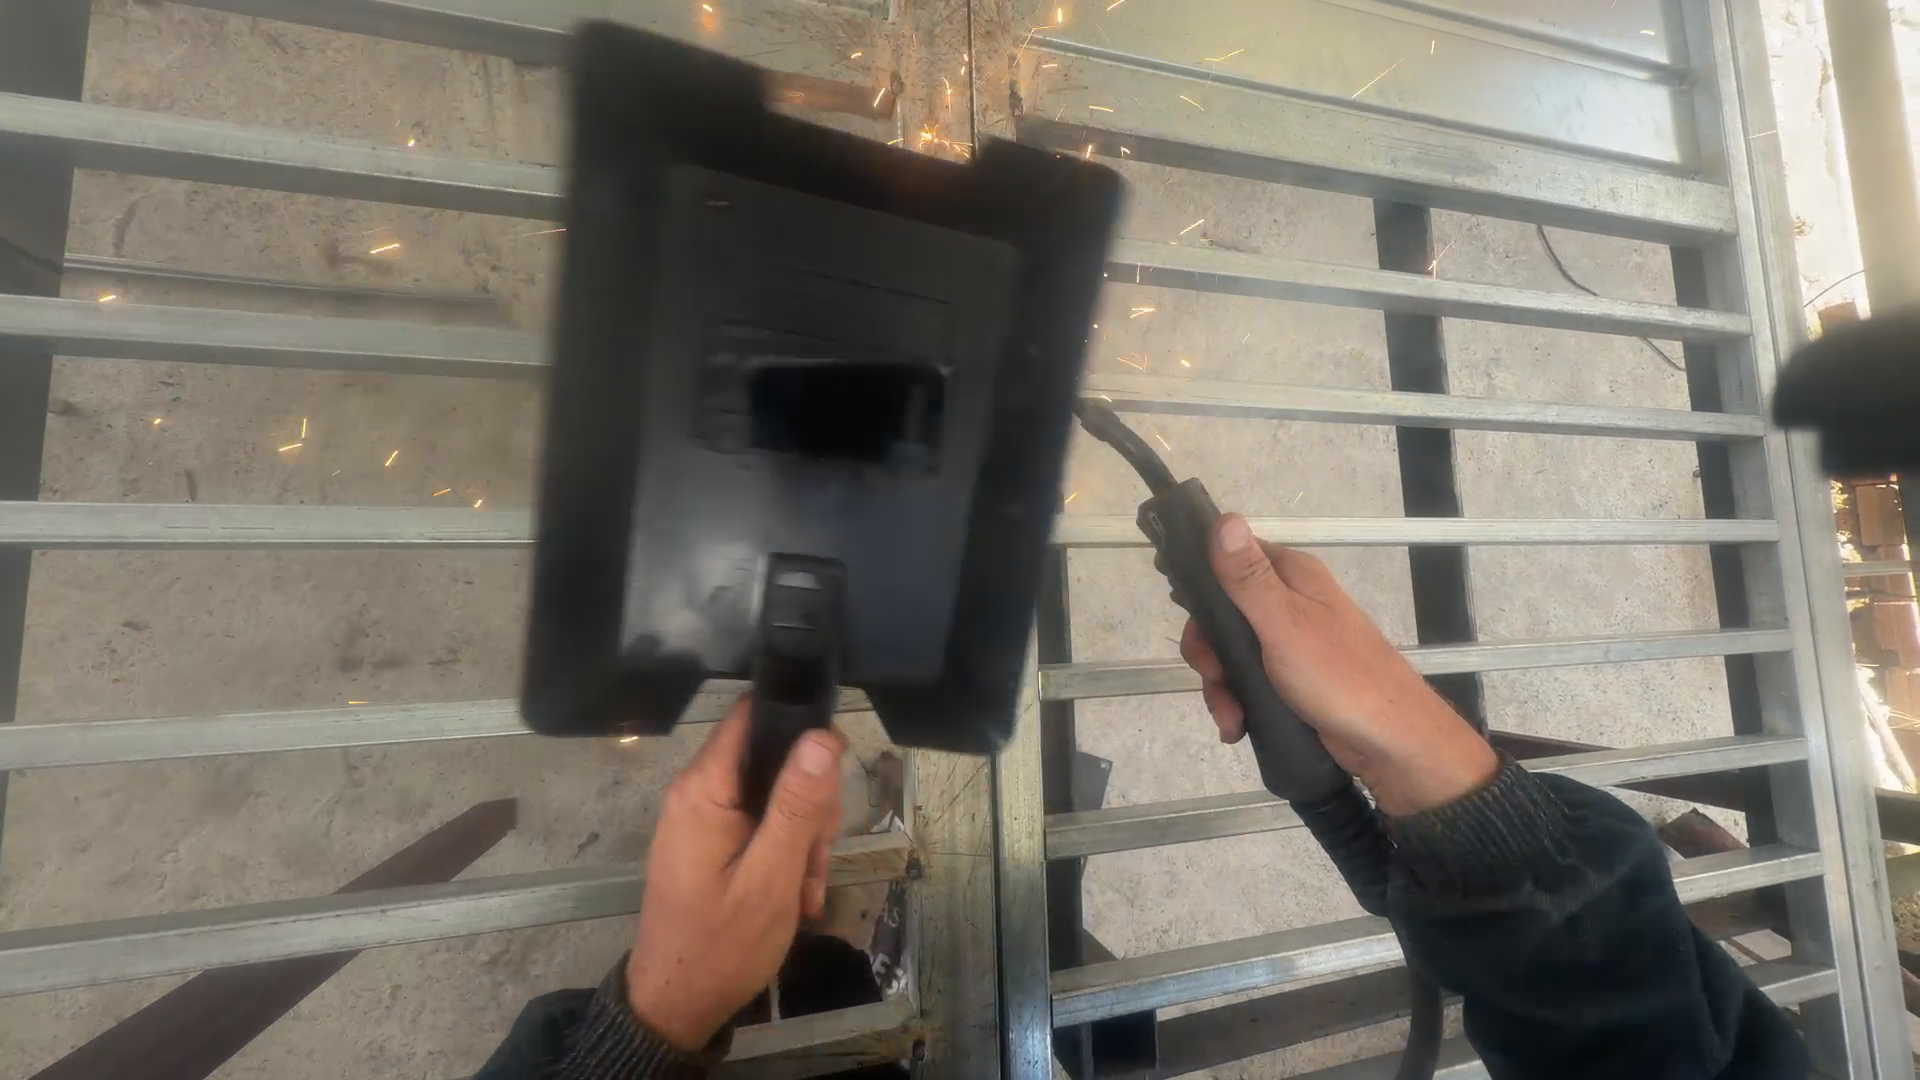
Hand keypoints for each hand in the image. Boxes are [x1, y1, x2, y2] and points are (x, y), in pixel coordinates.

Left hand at [625, 697, 845, 1049]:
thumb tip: (823, 737)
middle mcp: (699, 790)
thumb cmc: (721, 946)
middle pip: (771, 755)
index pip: (752, 714)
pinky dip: (786, 848)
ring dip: (803, 831)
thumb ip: (797, 806)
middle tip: (820, 846)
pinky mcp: (712, 838)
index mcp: (704, 788)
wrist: (676, 1009)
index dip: (797, 722)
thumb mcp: (771, 878)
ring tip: (807, 881)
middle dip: (809, 796)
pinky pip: (762, 820)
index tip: (834, 758)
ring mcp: (704, 815)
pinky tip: (797, 888)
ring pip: (775, 790)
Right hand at [1180, 513, 1496, 815]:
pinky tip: (1237, 723)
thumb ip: (1248, 577)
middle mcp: (1289, 602)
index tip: (1182, 608)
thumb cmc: (1340, 677)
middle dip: (1208, 650)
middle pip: (1221, 613)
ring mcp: (1288, 642)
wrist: (1393, 745)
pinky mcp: (1289, 677)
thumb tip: (1223, 518)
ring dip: (1220, 685)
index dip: (1200, 581)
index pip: (1229, 558)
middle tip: (1211, 674)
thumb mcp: (1285, 623)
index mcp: (1291, 576)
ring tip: (1230, 714)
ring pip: (1229, 652)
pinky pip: (1246, 680)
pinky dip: (1236, 702)